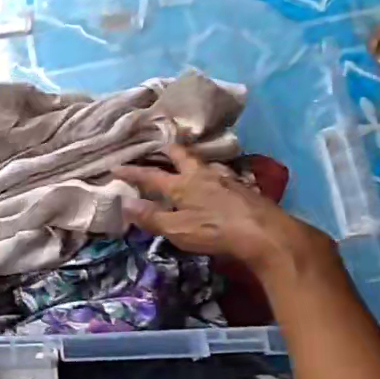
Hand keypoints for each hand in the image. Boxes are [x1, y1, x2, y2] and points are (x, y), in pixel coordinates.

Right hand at [114, 144, 335, 286]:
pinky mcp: (243, 188)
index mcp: (182, 185)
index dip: (132, 172)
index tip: (116, 167)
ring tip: (189, 162)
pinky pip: (222, 174)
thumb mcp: (176, 229)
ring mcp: (226, 179)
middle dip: (168, 151)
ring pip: (205, 163)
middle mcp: (202, 175)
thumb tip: (124, 203)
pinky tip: (217, 180)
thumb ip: (151, 217)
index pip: (150, 176)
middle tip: (160, 146)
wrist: (264, 233)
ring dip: (193, 160)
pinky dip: (213, 173)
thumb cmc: (214, 231)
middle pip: (183, 156)